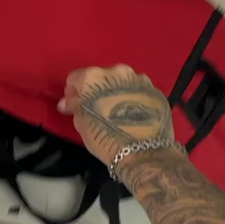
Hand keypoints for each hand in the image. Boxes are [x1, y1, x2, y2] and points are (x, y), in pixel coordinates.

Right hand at [57, 65, 176, 166]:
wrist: (144, 152)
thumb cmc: (104, 136)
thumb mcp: (80, 122)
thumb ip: (74, 106)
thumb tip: (68, 102)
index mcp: (93, 76)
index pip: (75, 78)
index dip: (73, 93)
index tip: (75, 107)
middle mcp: (117, 71)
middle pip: (101, 77)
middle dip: (97, 90)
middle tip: (98, 109)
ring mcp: (140, 79)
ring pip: (122, 81)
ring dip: (117, 92)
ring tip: (118, 112)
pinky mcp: (157, 91)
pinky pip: (139, 90)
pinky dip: (134, 98)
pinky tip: (134, 115)